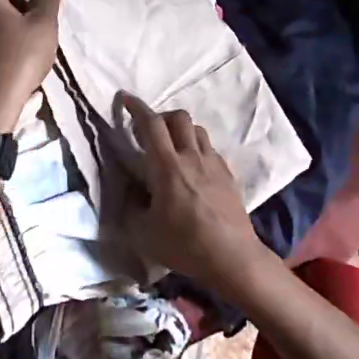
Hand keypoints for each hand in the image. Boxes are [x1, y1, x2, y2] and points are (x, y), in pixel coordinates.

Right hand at [118, 93, 273, 295]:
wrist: (233, 259)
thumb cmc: (184, 244)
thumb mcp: (142, 232)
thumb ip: (130, 205)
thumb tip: (131, 191)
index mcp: (166, 166)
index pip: (151, 124)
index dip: (136, 107)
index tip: (124, 98)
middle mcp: (191, 157)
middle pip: (178, 118)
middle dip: (160, 116)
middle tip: (148, 131)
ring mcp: (213, 165)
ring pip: (197, 130)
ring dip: (180, 131)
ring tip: (171, 147)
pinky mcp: (228, 176)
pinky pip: (210, 149)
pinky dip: (197, 148)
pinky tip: (192, 168)